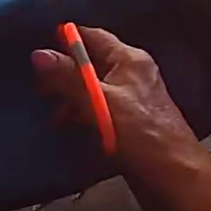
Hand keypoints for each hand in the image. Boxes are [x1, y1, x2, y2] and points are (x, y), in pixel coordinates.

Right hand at [31, 26, 210, 180]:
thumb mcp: (99, 102)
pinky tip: (67, 124)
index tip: (39, 46)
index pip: (93, 36)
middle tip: (38, 83)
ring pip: (93, 86)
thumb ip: (68, 77)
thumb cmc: (139, 132)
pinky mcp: (128, 119)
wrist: (172, 174)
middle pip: (91, 62)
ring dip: (71, 95)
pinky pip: (98, 105)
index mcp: (130, 59)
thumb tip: (38, 53)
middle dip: (64, 72)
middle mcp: (132, 72)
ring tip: (51, 109)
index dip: (66, 39)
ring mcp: (131, 96)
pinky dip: (81, 110)